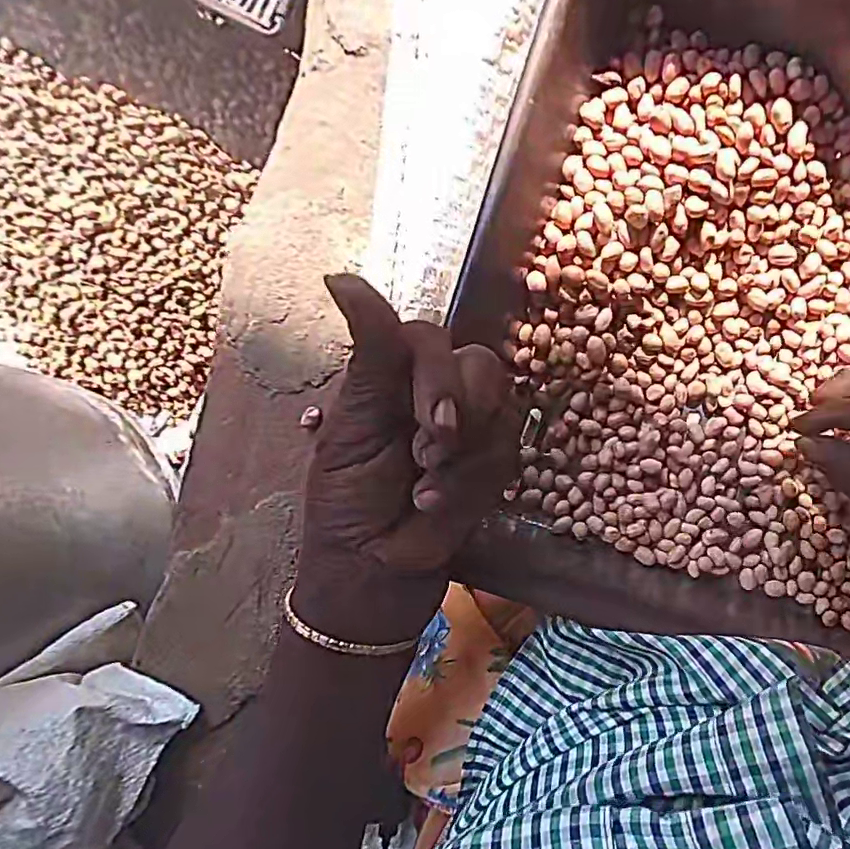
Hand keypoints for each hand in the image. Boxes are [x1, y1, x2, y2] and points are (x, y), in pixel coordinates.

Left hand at [294, 275, 520, 642]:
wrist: (374, 572)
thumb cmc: (347, 500)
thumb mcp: (352, 427)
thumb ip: (371, 356)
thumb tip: (341, 277)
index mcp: (394, 377)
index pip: (434, 339)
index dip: (439, 374)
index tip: (428, 423)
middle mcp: (437, 393)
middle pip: (481, 366)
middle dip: (459, 413)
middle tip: (427, 456)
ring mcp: (471, 427)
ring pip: (502, 409)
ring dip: (465, 458)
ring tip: (426, 488)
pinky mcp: (493, 462)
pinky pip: (508, 451)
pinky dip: (474, 482)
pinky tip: (439, 504)